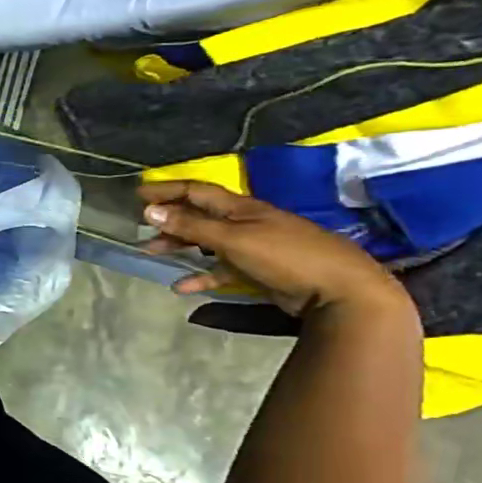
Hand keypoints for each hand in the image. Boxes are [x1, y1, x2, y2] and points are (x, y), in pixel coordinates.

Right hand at [138, 181, 407, 316]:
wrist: (343, 292)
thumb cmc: (286, 256)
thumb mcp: (233, 239)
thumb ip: (190, 226)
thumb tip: (150, 210)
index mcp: (242, 208)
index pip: (197, 191)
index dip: (168, 190)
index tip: (138, 195)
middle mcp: (245, 223)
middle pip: (199, 216)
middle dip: (169, 220)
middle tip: (141, 228)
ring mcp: (253, 247)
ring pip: (206, 243)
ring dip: (179, 247)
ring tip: (153, 254)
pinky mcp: (259, 271)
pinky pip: (220, 270)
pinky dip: (200, 275)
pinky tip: (181, 286)